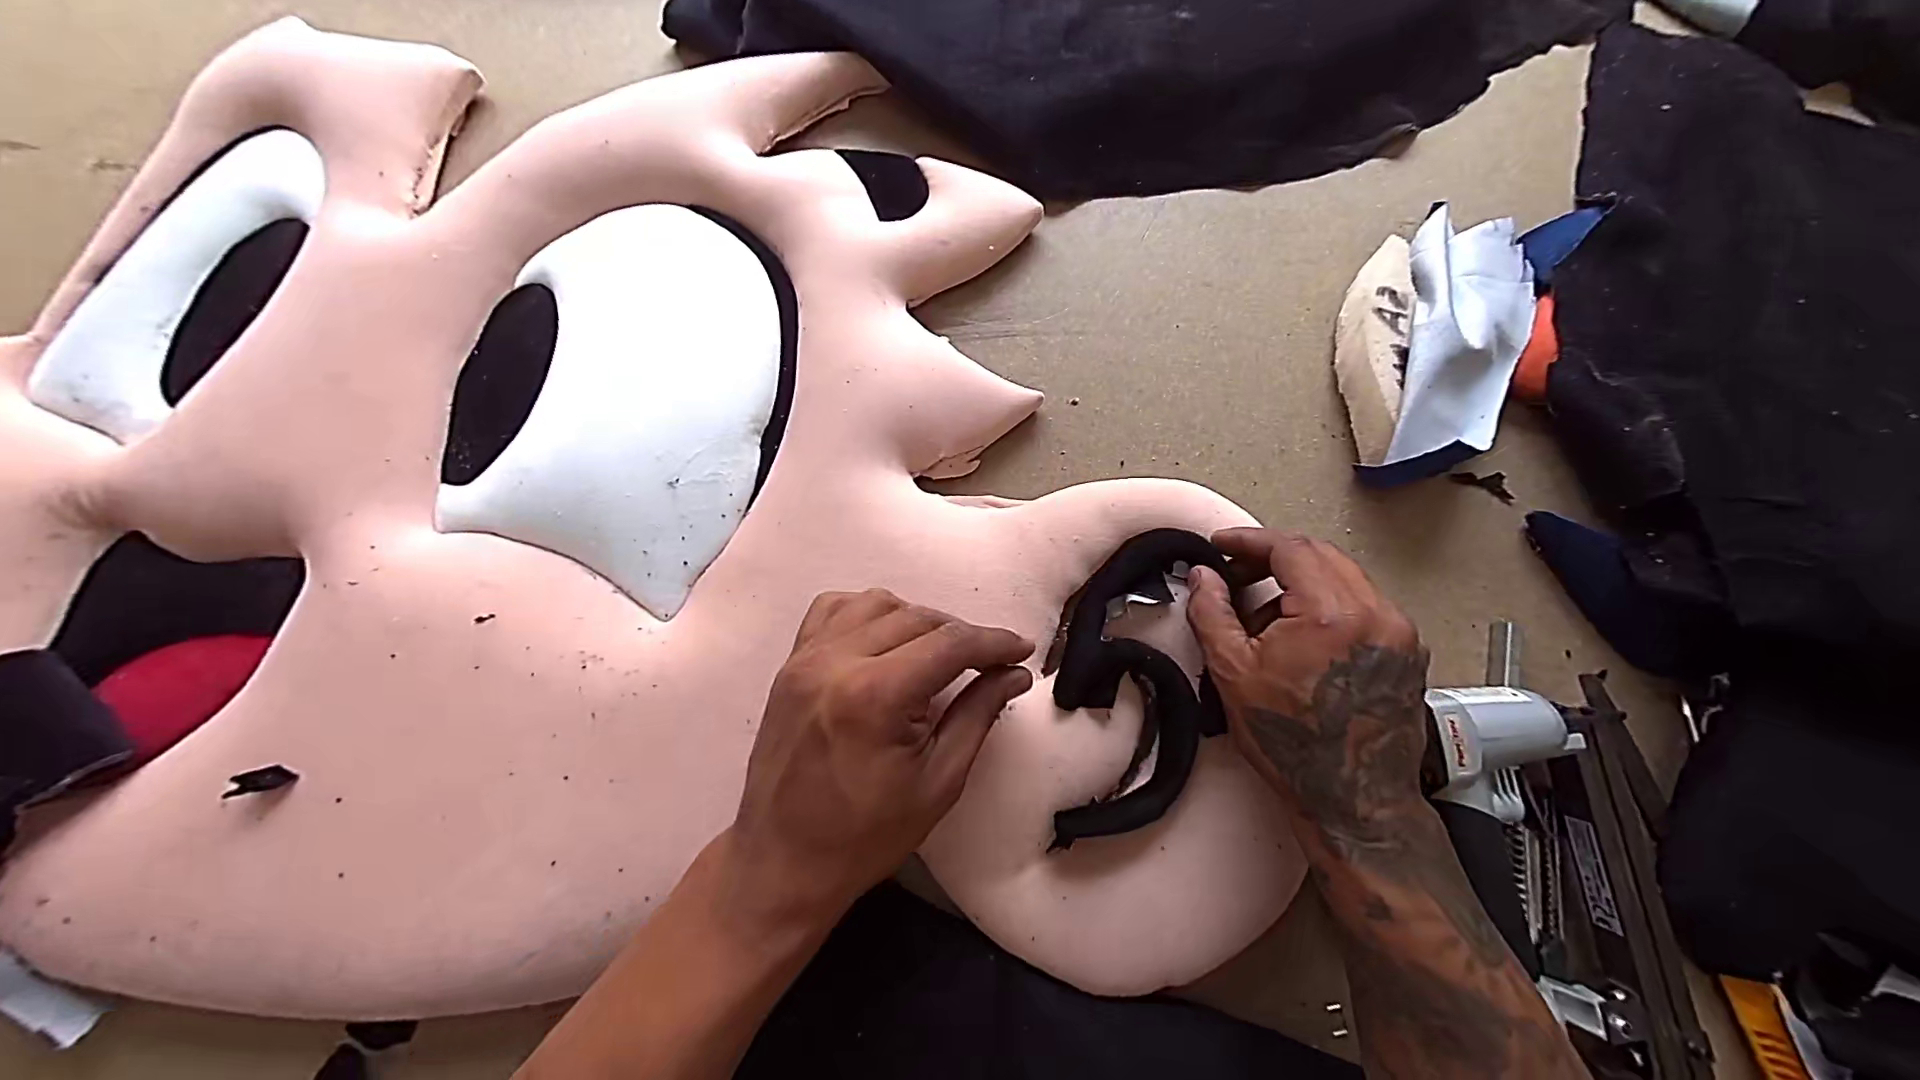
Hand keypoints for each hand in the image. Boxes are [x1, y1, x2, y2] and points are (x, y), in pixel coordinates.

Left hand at [727, 589, 1034, 920]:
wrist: (781, 862)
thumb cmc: (862, 837)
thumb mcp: (939, 782)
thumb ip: (978, 714)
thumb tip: (1013, 673)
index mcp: (873, 696)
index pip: (950, 643)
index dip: (994, 642)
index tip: (1021, 649)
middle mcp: (835, 662)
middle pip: (917, 617)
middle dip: (962, 634)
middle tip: (988, 663)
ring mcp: (806, 659)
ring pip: (877, 602)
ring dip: (917, 619)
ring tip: (938, 654)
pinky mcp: (791, 665)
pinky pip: (833, 609)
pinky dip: (868, 613)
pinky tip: (886, 639)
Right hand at [1185, 529, 1429, 846]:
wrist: (1353, 800)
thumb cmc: (1297, 748)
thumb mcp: (1232, 672)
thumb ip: (1211, 612)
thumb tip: (1203, 578)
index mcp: (1334, 615)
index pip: (1290, 548)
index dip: (1248, 541)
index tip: (1224, 545)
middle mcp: (1377, 616)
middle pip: (1319, 554)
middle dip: (1271, 558)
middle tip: (1235, 573)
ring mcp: (1398, 634)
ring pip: (1341, 577)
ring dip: (1297, 583)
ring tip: (1261, 617)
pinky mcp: (1406, 651)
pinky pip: (1360, 604)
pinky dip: (1323, 605)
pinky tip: (1295, 636)